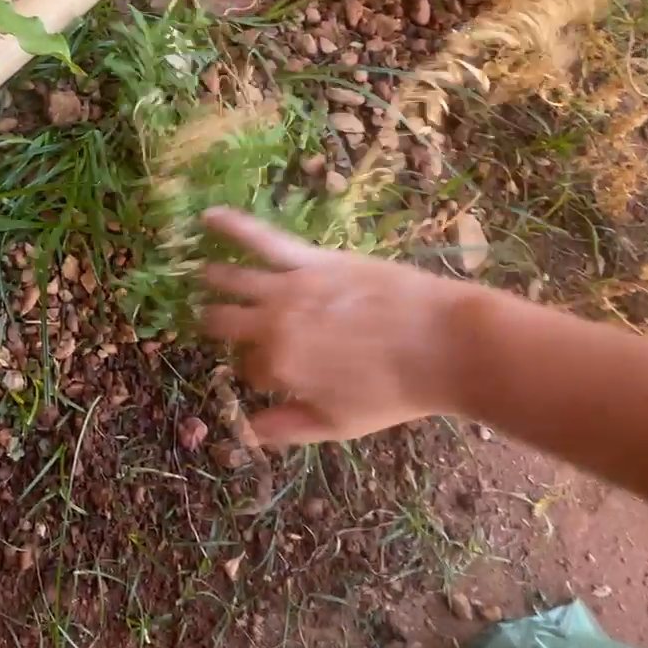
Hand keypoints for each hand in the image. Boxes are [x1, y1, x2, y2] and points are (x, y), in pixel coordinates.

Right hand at [198, 207, 483, 447]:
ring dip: (211, 279)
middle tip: (215, 322)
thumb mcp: (340, 423)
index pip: (249, 369)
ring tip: (201, 276)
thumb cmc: (397, 391)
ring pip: (230, 280)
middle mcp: (270, 326)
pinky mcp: (306, 260)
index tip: (275, 372)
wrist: (446, 345)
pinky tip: (207, 216)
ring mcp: (286, 289)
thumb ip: (288, 427)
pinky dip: (231, 226)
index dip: (259, 372)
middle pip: (225, 323)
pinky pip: (260, 239)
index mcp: (278, 368)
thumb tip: (247, 431)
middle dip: (216, 325)